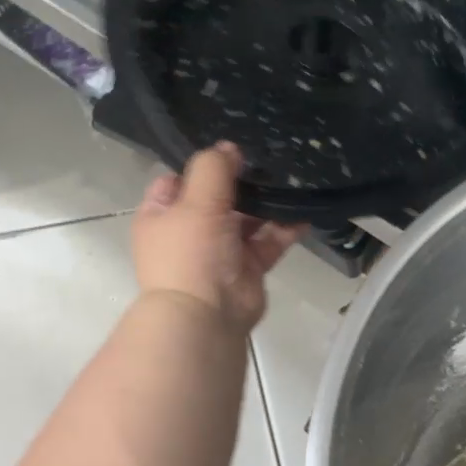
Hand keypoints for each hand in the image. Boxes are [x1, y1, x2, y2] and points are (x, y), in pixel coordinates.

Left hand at [131, 141, 301, 333]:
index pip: (178, 180)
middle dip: (240, 182)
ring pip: (246, 219)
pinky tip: (303, 212)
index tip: (230, 151)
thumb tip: (230, 148)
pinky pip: (268, 242)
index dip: (201, 165)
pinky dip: (284, 229)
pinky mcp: (248, 268)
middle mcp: (189, 231)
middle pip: (217, 198)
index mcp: (162, 215)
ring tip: (289, 181)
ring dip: (265, 204)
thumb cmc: (190, 254)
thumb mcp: (196, 201)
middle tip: (267, 160)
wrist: (207, 317)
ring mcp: (220, 251)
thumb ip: (212, 168)